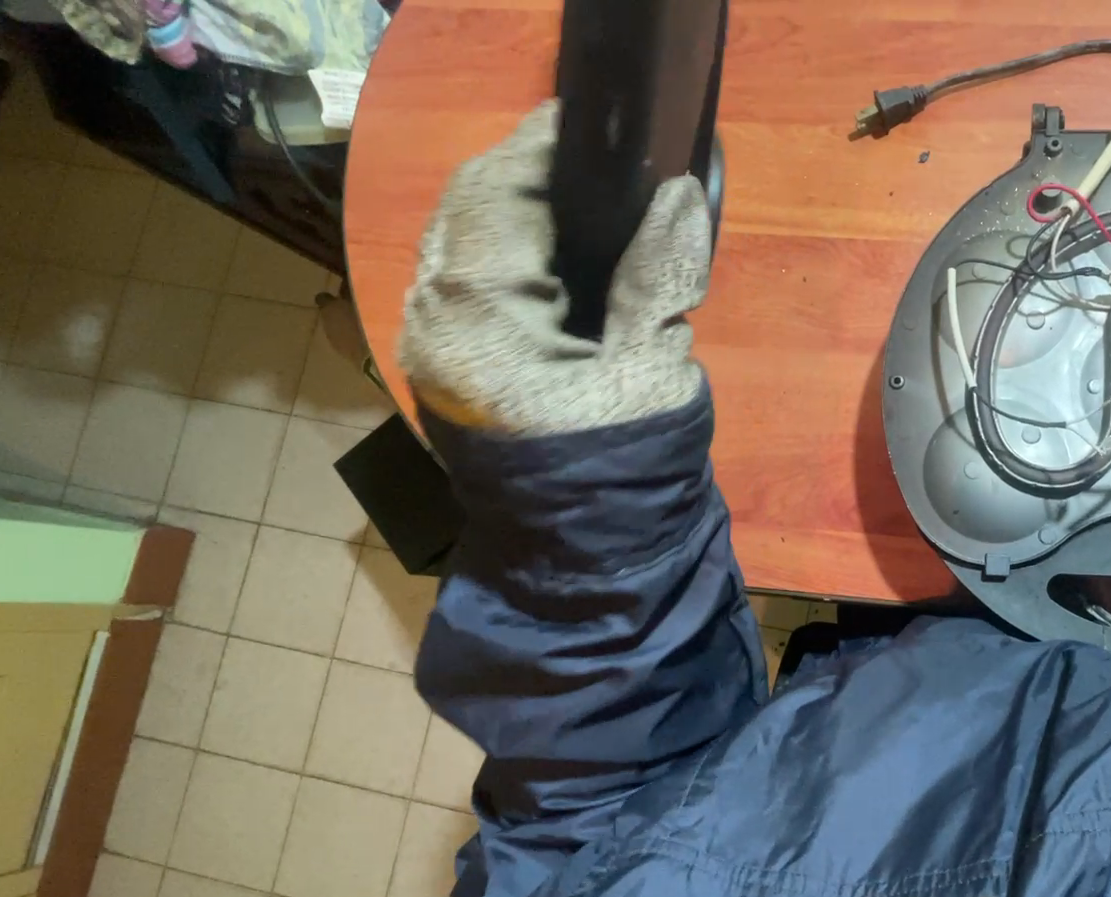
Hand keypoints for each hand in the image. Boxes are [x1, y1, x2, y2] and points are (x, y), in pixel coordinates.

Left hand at [400, 100, 709, 435]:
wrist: (590, 560)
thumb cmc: (624, 468)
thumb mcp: (654, 371)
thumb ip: (661, 275)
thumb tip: (680, 194)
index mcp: (478, 317)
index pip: (498, 193)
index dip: (542, 147)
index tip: (588, 122)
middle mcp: (431, 319)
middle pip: (467, 210)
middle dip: (523, 176)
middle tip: (589, 164)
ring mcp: (431, 346)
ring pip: (459, 243)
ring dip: (512, 213)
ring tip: (575, 203)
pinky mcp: (450, 367)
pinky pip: (463, 281)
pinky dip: (505, 253)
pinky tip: (553, 258)